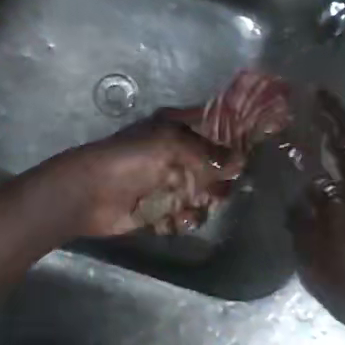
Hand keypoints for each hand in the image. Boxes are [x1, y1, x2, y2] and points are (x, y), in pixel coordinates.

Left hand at [30, 108, 243, 237]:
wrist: (90, 193)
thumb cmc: (130, 159)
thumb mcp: (171, 144)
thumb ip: (209, 151)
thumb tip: (240, 161)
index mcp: (177, 126)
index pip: (215, 124)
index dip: (234, 133)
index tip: (255, 146)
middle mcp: (177, 152)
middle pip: (215, 165)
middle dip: (218, 180)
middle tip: (212, 188)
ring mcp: (169, 181)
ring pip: (204, 194)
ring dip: (200, 203)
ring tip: (186, 206)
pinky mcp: (161, 209)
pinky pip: (186, 216)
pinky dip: (182, 220)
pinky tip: (171, 220)